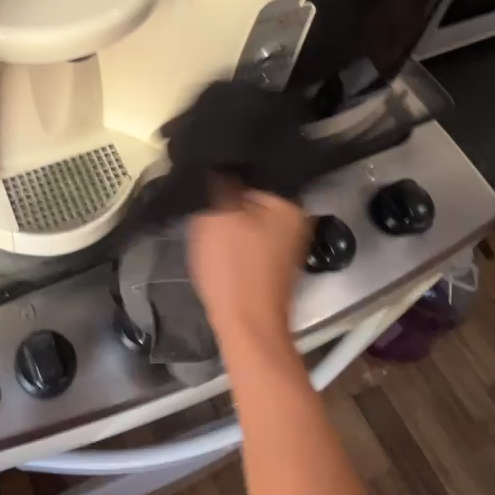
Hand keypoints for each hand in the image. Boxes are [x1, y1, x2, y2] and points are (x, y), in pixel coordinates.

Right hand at [188, 183, 310, 353]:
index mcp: (288, 204)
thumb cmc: (234, 268)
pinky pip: (247, 240)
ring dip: (225, 221)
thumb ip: (219, 183)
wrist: (247, 327)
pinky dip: (231, 241)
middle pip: (249, 197)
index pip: (250, 173)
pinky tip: (216, 248)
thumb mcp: (217, 217)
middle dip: (224, 200)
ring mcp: (285, 245)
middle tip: (199, 204)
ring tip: (204, 224)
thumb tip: (218, 166)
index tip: (200, 182)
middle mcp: (295, 221)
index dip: (222, 174)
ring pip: (246, 220)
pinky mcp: (272, 265)